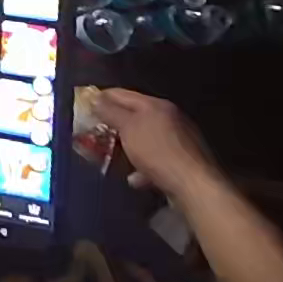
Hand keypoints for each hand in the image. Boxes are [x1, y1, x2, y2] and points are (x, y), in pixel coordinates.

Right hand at [93, 89, 223, 199]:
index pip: (123, 93)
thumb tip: (95, 98)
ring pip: (147, 138)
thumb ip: (110, 112)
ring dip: (130, 146)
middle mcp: (169, 117)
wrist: (196, 187)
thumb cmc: (158, 152)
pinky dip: (145, 166)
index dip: (103, 97)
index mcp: (155, 104)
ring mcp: (179, 140)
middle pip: (136, 115)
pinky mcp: (185, 163)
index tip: (86, 105)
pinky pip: (158, 160)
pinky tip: (136, 179)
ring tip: (114, 156)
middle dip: (116, 124)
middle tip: (98, 132)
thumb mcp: (128, 129)